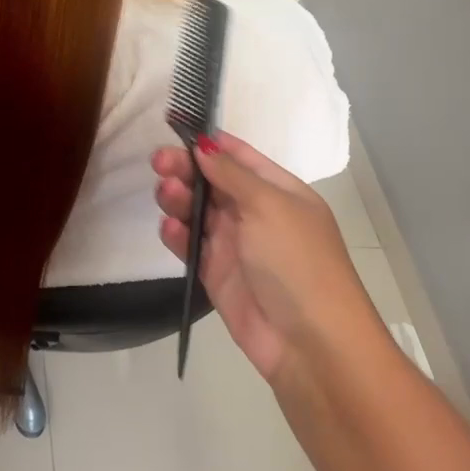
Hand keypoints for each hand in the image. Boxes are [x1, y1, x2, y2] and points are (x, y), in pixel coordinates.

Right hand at [153, 132, 383, 381]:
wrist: (310, 344)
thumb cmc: (297, 262)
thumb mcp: (269, 206)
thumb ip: (231, 173)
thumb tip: (203, 144)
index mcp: (279, 192)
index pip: (238, 156)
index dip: (207, 141)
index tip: (172, 126)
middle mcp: (256, 214)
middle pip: (210, 180)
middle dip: (184, 168)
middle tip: (159, 163)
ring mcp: (234, 244)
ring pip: (195, 209)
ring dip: (177, 197)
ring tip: (167, 195)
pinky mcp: (215, 273)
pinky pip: (189, 244)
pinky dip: (176, 234)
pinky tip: (171, 229)